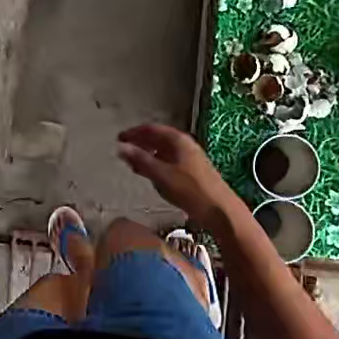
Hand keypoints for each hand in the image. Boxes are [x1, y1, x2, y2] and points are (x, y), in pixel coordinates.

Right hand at [117, 124, 239, 225]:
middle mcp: (185, 145)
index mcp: (178, 140)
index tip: (119, 138)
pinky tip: (150, 174)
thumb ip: (140, 160)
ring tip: (133, 163)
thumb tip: (121, 147)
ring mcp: (190, 157)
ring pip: (164, 151)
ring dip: (148, 154)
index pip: (151, 129)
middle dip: (140, 143)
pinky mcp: (192, 171)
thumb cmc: (190, 189)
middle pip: (158, 138)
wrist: (219, 209)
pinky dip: (157, 164)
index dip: (134, 132)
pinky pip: (169, 161)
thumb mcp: (161, 174)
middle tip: (124, 150)